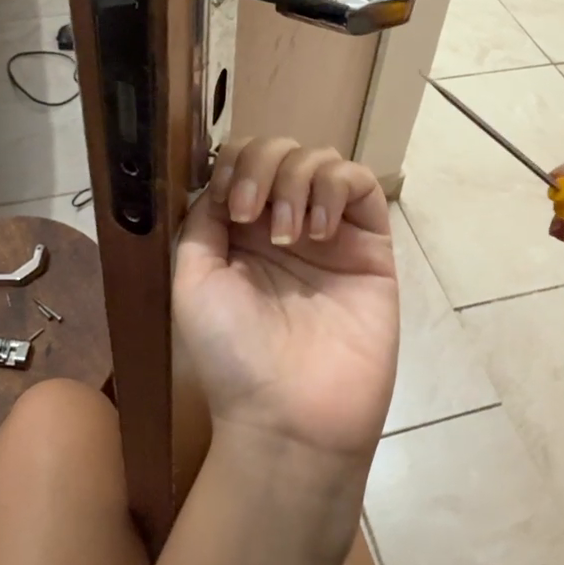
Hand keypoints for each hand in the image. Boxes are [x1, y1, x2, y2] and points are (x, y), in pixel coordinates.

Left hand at [173, 137, 398, 458]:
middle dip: (262, 168)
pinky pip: (360, 184)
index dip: (233, 164)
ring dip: (296, 182)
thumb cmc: (233, 355)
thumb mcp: (194, 282)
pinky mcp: (369, 244)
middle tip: (254, 219)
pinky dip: (336, 190)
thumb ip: (202, 222)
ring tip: (289, 236)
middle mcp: (284, 220)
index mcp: (240, 230)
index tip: (229, 204)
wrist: (291, 415)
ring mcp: (330, 230)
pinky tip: (319, 232)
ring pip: (320, 158)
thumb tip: (218, 179)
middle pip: (279, 149)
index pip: (241, 161)